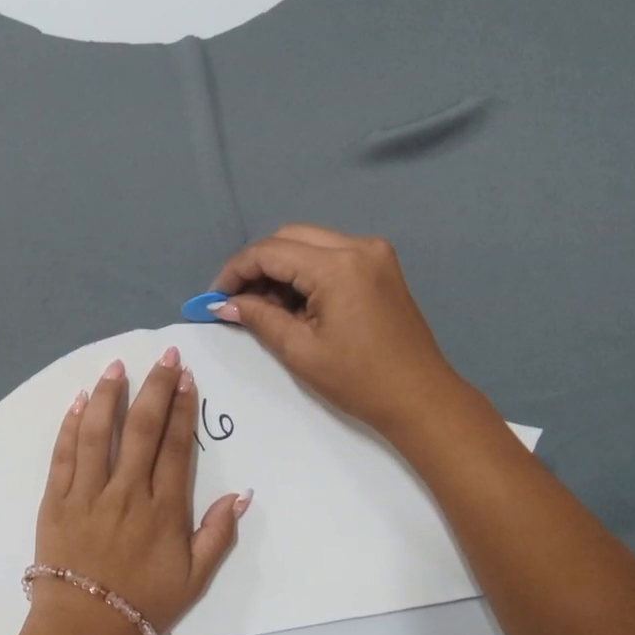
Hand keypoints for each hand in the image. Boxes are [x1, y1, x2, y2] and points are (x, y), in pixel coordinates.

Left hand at [35, 348, 246, 634]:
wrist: (84, 627)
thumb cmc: (143, 604)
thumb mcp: (194, 578)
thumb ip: (218, 534)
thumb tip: (240, 494)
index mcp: (163, 510)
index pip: (175, 447)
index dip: (182, 409)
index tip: (185, 378)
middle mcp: (126, 493)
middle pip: (141, 430)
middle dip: (154, 388)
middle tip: (163, 356)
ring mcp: (87, 494)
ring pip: (98, 433)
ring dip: (110, 396)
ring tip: (118, 365)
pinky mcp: (55, 500)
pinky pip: (63, 456)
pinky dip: (70, 426)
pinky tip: (80, 401)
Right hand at [211, 224, 466, 436]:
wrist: (418, 396)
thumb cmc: (357, 379)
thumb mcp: (299, 350)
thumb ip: (259, 317)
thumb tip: (223, 304)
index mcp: (338, 266)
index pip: (271, 251)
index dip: (236, 271)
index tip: (215, 298)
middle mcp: (358, 246)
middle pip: (289, 237)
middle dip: (257, 265)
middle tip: (236, 301)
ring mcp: (374, 253)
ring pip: (309, 243)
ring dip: (280, 268)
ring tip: (263, 307)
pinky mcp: (380, 266)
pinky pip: (330, 255)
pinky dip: (305, 272)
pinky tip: (293, 304)